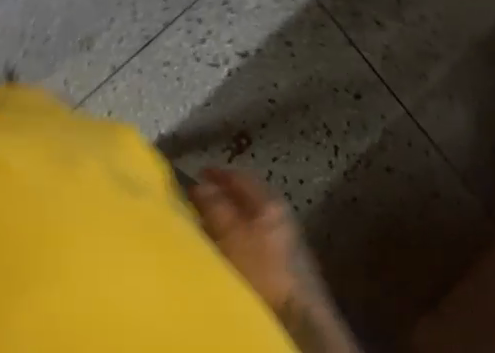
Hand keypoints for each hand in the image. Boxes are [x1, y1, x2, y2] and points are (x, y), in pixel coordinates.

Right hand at [189, 168, 356, 352]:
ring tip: (208, 225)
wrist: (298, 320)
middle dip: (223, 195)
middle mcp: (282, 216)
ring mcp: (287, 240)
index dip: (216, 173)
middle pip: (248, 197)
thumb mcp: (230, 235)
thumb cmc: (262, 271)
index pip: (239, 176)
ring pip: (252, 218)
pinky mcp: (287, 264)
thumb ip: (214, 206)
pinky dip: (239, 236)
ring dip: (231, 218)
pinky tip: (227, 248)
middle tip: (198, 200)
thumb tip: (200, 184)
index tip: (196, 174)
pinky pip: (257, 238)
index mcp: (270, 203)